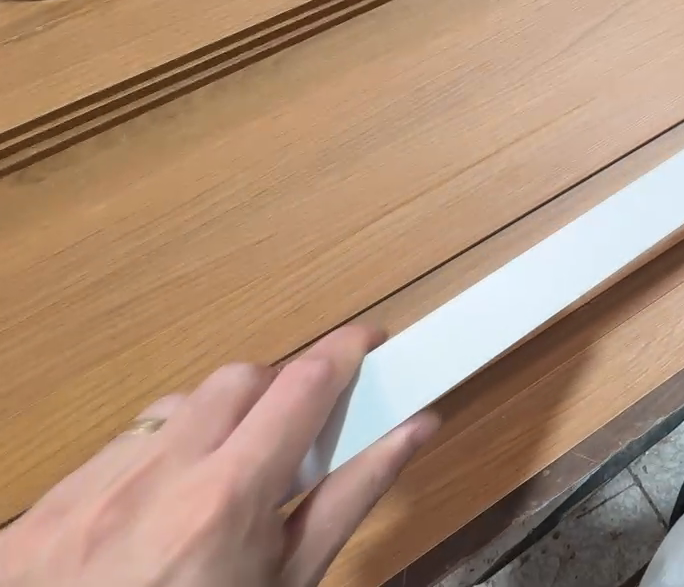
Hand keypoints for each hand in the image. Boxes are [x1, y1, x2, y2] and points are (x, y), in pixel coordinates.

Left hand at [0, 327, 436, 586]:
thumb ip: (354, 493)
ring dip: (213, 420)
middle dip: (280, 388)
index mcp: (228, 498)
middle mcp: (152, 482)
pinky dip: (151, 460)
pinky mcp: (24, 526)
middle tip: (294, 431)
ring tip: (217, 474)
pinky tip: (151, 513)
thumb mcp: (292, 579)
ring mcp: (77, 502)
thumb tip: (421, 423)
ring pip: (173, 409)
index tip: (372, 343)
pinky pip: (110, 453)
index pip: (305, 381)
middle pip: (240, 378)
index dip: (347, 349)